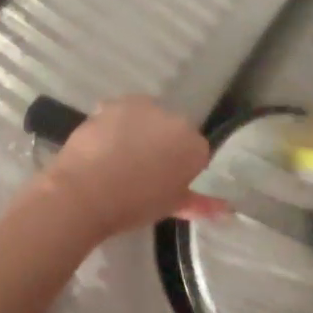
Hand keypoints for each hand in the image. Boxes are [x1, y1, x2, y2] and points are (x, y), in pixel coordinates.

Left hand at [41, 95, 218, 238]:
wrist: (85, 192)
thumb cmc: (134, 205)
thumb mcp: (170, 206)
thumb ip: (200, 204)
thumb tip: (228, 209)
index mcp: (194, 145)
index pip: (196, 153)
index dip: (180, 169)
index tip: (164, 184)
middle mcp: (174, 119)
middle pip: (173, 131)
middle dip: (162, 146)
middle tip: (141, 173)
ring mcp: (142, 107)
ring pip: (147, 119)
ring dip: (139, 132)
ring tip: (118, 159)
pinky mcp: (114, 103)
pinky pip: (120, 113)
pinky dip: (115, 126)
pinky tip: (103, 146)